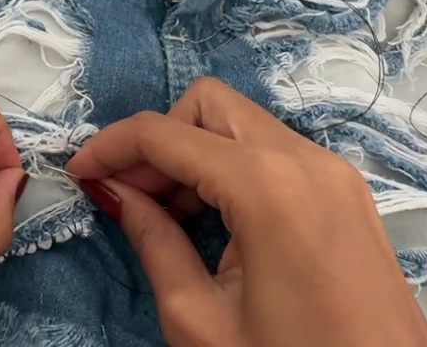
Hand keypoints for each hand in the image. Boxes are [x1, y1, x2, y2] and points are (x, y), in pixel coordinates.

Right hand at [66, 77, 426, 346]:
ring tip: (167, 214)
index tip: (79, 173)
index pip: (163, 134)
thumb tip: (111, 189)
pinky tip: (212, 220)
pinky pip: (270, 150)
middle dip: (157, 141)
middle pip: (205, 105)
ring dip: (192, 152)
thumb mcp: (201, 320)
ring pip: (237, 123)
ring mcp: (334, 174)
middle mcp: (304, 159)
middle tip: (131, 194)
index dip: (109, 146)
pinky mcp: (348, 195)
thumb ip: (151, 239)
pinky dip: (228, 167)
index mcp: (266, 185)